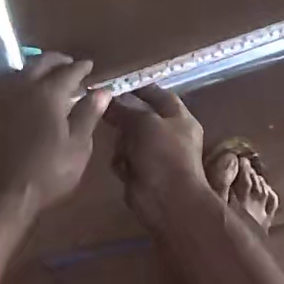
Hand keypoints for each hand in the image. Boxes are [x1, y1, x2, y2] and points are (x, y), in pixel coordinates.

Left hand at [0, 52, 110, 223]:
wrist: (1, 192)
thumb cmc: (47, 172)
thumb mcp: (77, 147)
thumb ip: (88, 115)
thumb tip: (102, 91)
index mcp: (47, 93)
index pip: (68, 72)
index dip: (81, 67)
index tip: (89, 65)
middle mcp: (22, 87)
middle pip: (40, 64)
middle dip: (57, 61)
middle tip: (69, 64)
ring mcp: (1, 98)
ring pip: (18, 70)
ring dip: (34, 67)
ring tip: (45, 75)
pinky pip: (4, 84)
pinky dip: (18, 80)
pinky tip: (24, 93)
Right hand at [104, 85, 206, 228]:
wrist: (167, 201)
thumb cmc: (163, 155)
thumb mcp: (143, 123)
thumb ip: (124, 109)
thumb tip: (106, 99)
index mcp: (179, 119)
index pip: (159, 95)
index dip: (139, 87)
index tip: (116, 83)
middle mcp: (168, 134)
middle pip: (139, 116)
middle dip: (124, 117)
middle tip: (104, 111)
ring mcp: (154, 155)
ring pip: (127, 137)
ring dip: (121, 143)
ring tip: (122, 149)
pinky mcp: (140, 172)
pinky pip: (123, 158)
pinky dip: (121, 161)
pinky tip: (123, 168)